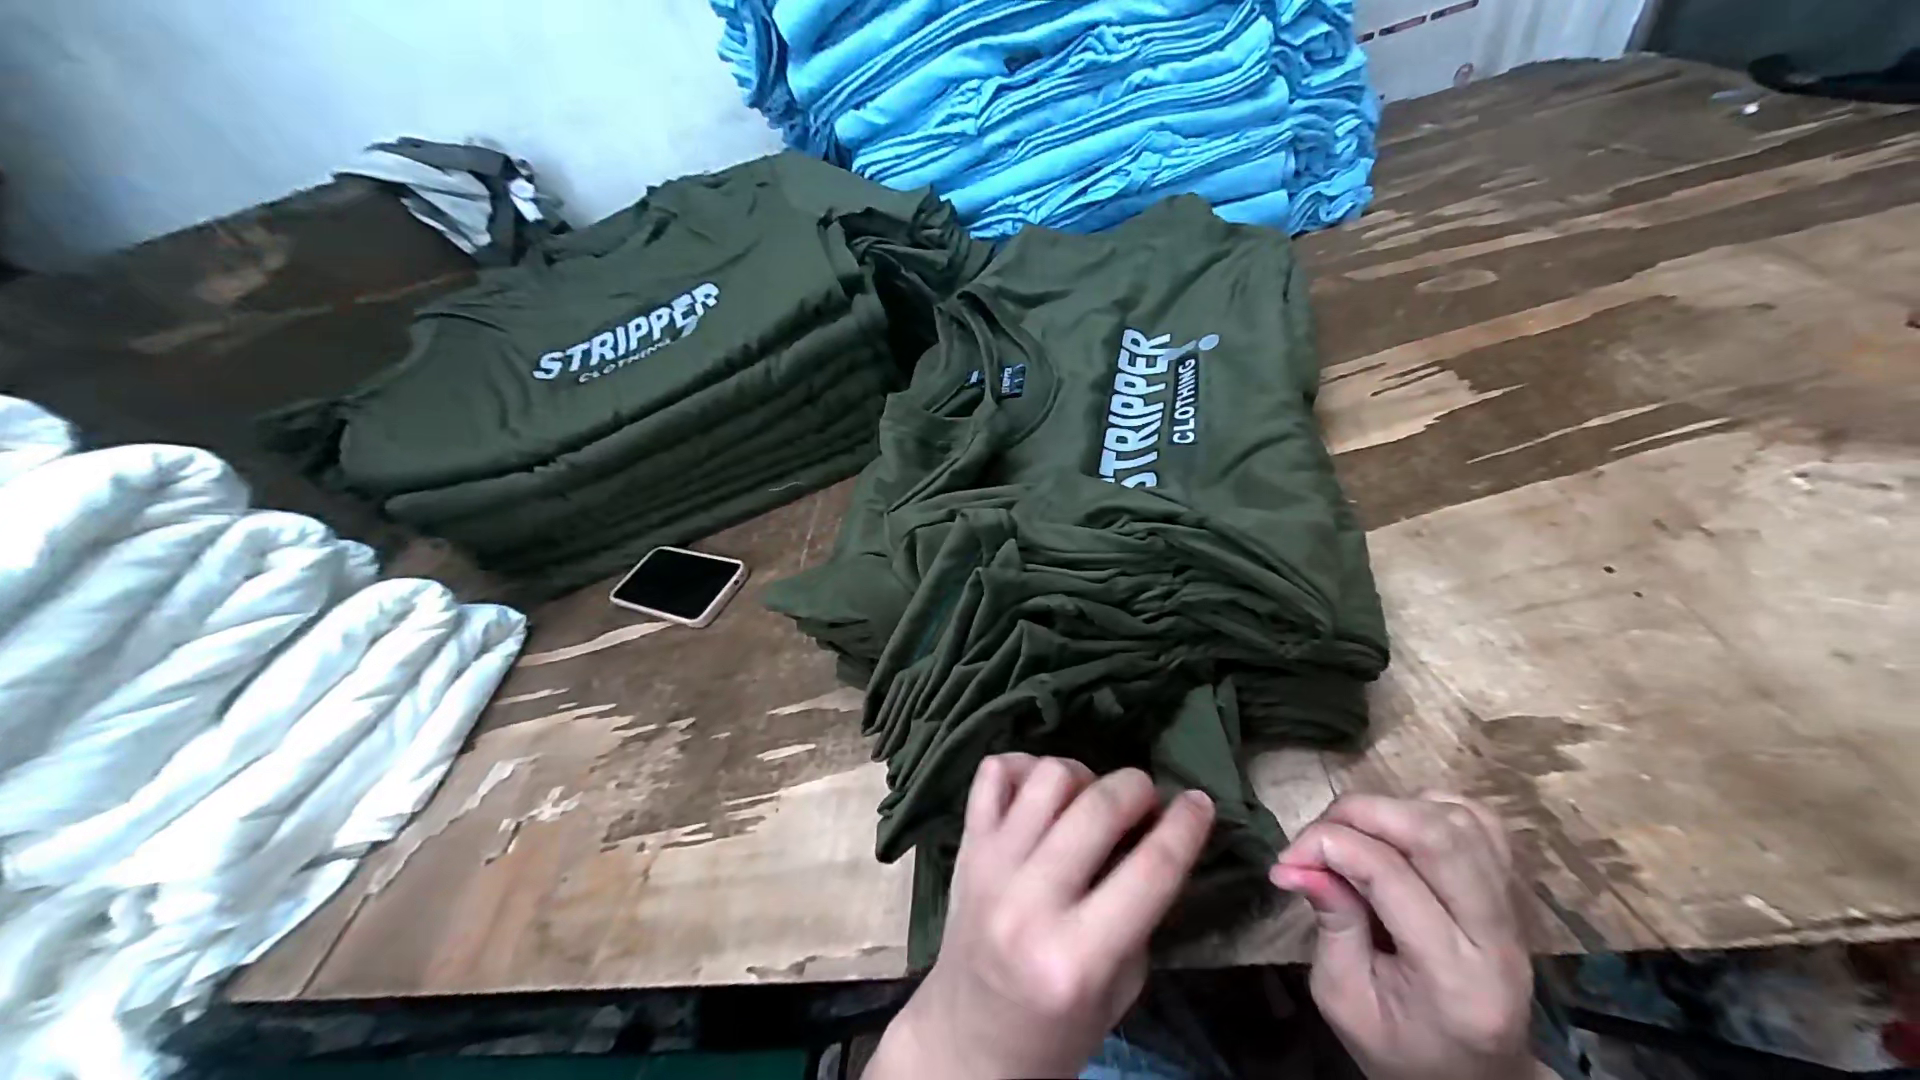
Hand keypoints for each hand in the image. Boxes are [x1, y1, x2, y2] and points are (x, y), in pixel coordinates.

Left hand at [868, 755, 1214, 1079]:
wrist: (969, 1037)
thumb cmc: (1057, 1027)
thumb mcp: (1121, 986)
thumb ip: (1140, 909)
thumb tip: (1158, 831)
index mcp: (1077, 957)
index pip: (1150, 869)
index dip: (1186, 825)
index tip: (1200, 800)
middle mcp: (1029, 902)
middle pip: (1098, 808)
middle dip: (1138, 789)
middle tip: (1148, 799)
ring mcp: (990, 865)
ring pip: (1047, 777)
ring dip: (1084, 776)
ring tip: (1092, 799)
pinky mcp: (965, 845)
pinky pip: (993, 772)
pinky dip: (1024, 766)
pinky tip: (1042, 791)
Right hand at [1271, 794, 1533, 1079]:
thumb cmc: (1399, 1049)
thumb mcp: (1343, 1000)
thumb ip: (1328, 925)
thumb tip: (1296, 864)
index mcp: (1455, 979)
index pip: (1388, 874)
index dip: (1324, 846)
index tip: (1285, 862)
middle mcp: (1499, 939)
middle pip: (1434, 833)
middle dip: (1357, 813)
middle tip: (1316, 836)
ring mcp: (1516, 912)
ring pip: (1456, 818)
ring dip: (1389, 810)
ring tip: (1351, 837)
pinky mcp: (1514, 892)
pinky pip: (1477, 821)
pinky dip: (1426, 808)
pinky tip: (1394, 833)